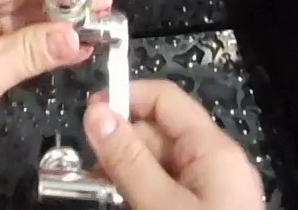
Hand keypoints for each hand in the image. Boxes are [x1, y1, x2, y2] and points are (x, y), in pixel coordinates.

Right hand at [84, 79, 265, 208]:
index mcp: (213, 150)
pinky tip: (119, 204)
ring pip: (155, 166)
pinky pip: (163, 194)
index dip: (125, 98)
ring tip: (96, 193)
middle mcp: (213, 166)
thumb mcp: (160, 207)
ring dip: (123, 175)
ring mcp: (209, 196)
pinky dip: (138, 195)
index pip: (164, 99)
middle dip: (119, 146)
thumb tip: (95, 110)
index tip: (86, 119)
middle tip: (84, 174)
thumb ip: (127, 159)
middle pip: (156, 133)